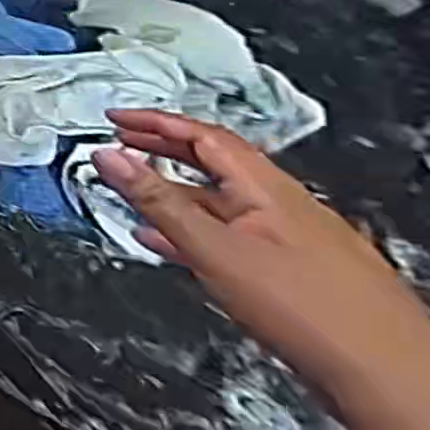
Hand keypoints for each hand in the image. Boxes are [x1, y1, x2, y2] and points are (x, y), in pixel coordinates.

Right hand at [95, 110, 429, 429]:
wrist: (400, 391)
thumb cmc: (318, 317)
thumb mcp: (212, 248)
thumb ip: (155, 199)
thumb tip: (109, 157)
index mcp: (272, 194)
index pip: (207, 137)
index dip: (156, 121)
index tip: (118, 117)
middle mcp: (291, 211)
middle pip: (217, 164)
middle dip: (163, 149)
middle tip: (123, 141)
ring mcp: (300, 244)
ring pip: (224, 202)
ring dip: (174, 191)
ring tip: (135, 192)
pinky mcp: (300, 274)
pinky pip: (235, 234)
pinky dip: (195, 227)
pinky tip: (174, 244)